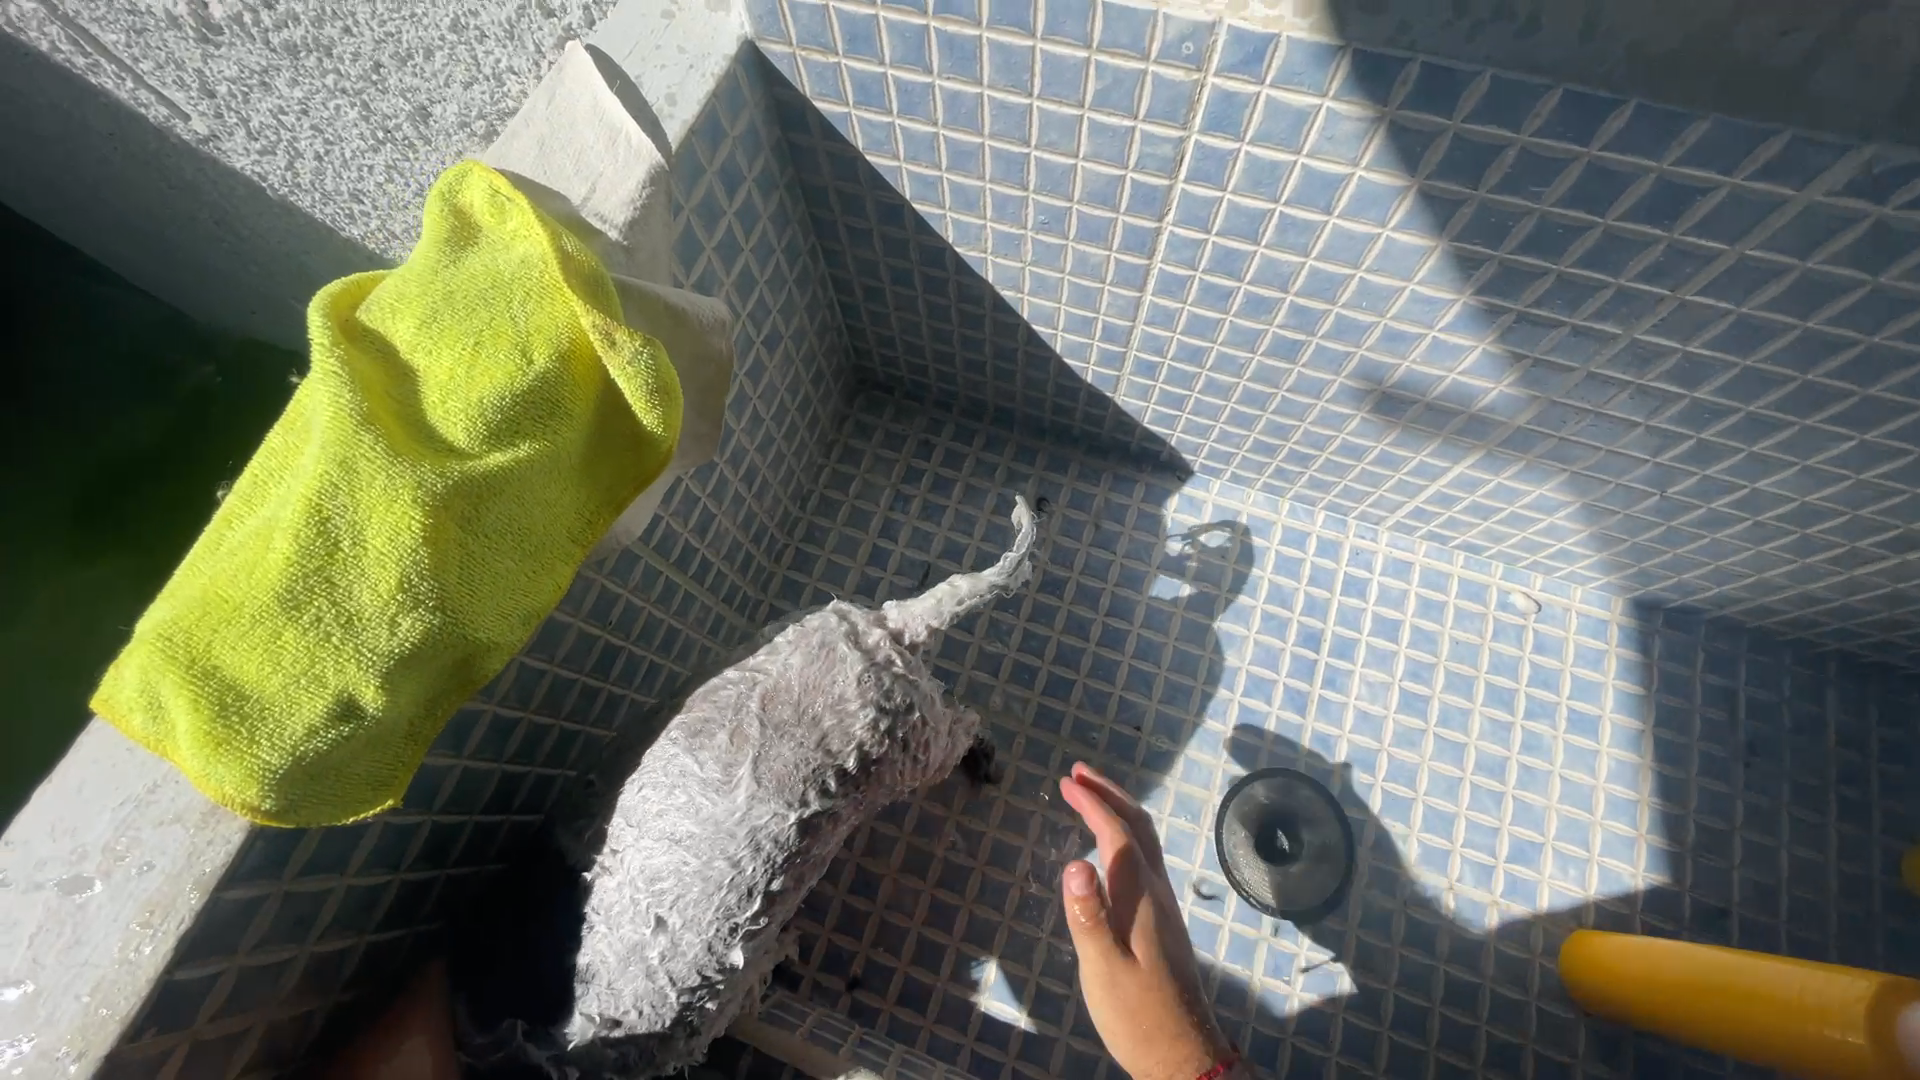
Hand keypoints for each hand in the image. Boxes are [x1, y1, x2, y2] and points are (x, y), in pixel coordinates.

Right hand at [1058, 763, 1237, 1079]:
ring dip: (1118, 809)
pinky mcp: (1162, 919)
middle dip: (1109, 793)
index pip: (1117, 834)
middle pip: (1138, 826)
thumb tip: (1074, 862)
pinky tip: (1108, 844)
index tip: (1067, 782)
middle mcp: (1157, 890)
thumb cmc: (1137, 1015)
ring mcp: (1163, 904)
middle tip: (1077, 773)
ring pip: (1145, 839)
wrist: (1185, 1057)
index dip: (1093, 804)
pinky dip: (1123, 832)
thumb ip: (1087, 916)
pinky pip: (1143, 856)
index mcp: (1141, 896)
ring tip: (1090, 794)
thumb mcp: (1103, 970)